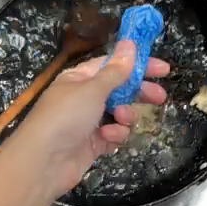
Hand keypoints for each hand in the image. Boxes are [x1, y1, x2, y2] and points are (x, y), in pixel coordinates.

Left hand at [0, 39, 169, 200]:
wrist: (43, 162)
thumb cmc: (65, 117)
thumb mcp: (92, 89)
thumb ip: (115, 70)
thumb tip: (129, 44)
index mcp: (79, 78)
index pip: (112, 65)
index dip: (137, 65)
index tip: (163, 69)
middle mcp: (83, 97)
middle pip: (119, 90)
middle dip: (138, 93)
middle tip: (159, 97)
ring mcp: (87, 122)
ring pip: (119, 114)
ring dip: (125, 116)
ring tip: (121, 119)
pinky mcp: (92, 144)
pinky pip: (113, 135)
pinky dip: (114, 136)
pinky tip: (108, 138)